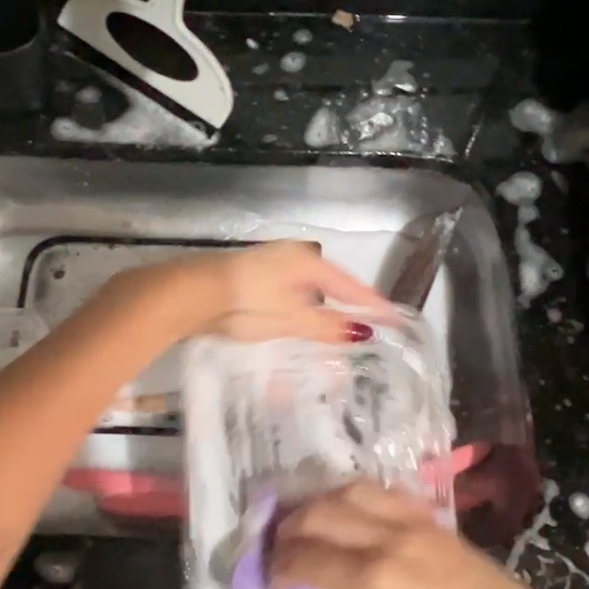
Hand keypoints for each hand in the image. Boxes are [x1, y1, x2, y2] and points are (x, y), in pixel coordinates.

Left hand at [150, 241, 392, 342]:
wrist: (192, 294)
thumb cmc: (247, 303)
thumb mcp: (291, 319)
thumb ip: (326, 326)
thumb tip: (362, 332)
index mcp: (308, 262)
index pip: (350, 285)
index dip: (372, 305)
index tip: (395, 321)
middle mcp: (292, 257)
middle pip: (330, 284)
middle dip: (349, 306)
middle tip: (369, 328)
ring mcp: (271, 265)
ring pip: (308, 291)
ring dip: (324, 311)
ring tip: (339, 332)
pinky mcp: (253, 279)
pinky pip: (290, 295)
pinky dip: (302, 311)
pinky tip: (302, 325)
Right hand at [272, 481, 588, 588]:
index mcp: (376, 581)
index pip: (308, 558)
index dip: (278, 566)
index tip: (265, 577)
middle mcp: (390, 540)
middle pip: (322, 514)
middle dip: (288, 528)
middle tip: (274, 547)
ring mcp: (416, 524)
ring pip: (352, 491)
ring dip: (318, 503)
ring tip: (304, 521)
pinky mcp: (436, 521)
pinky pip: (384, 494)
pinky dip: (355, 497)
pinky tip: (348, 513)